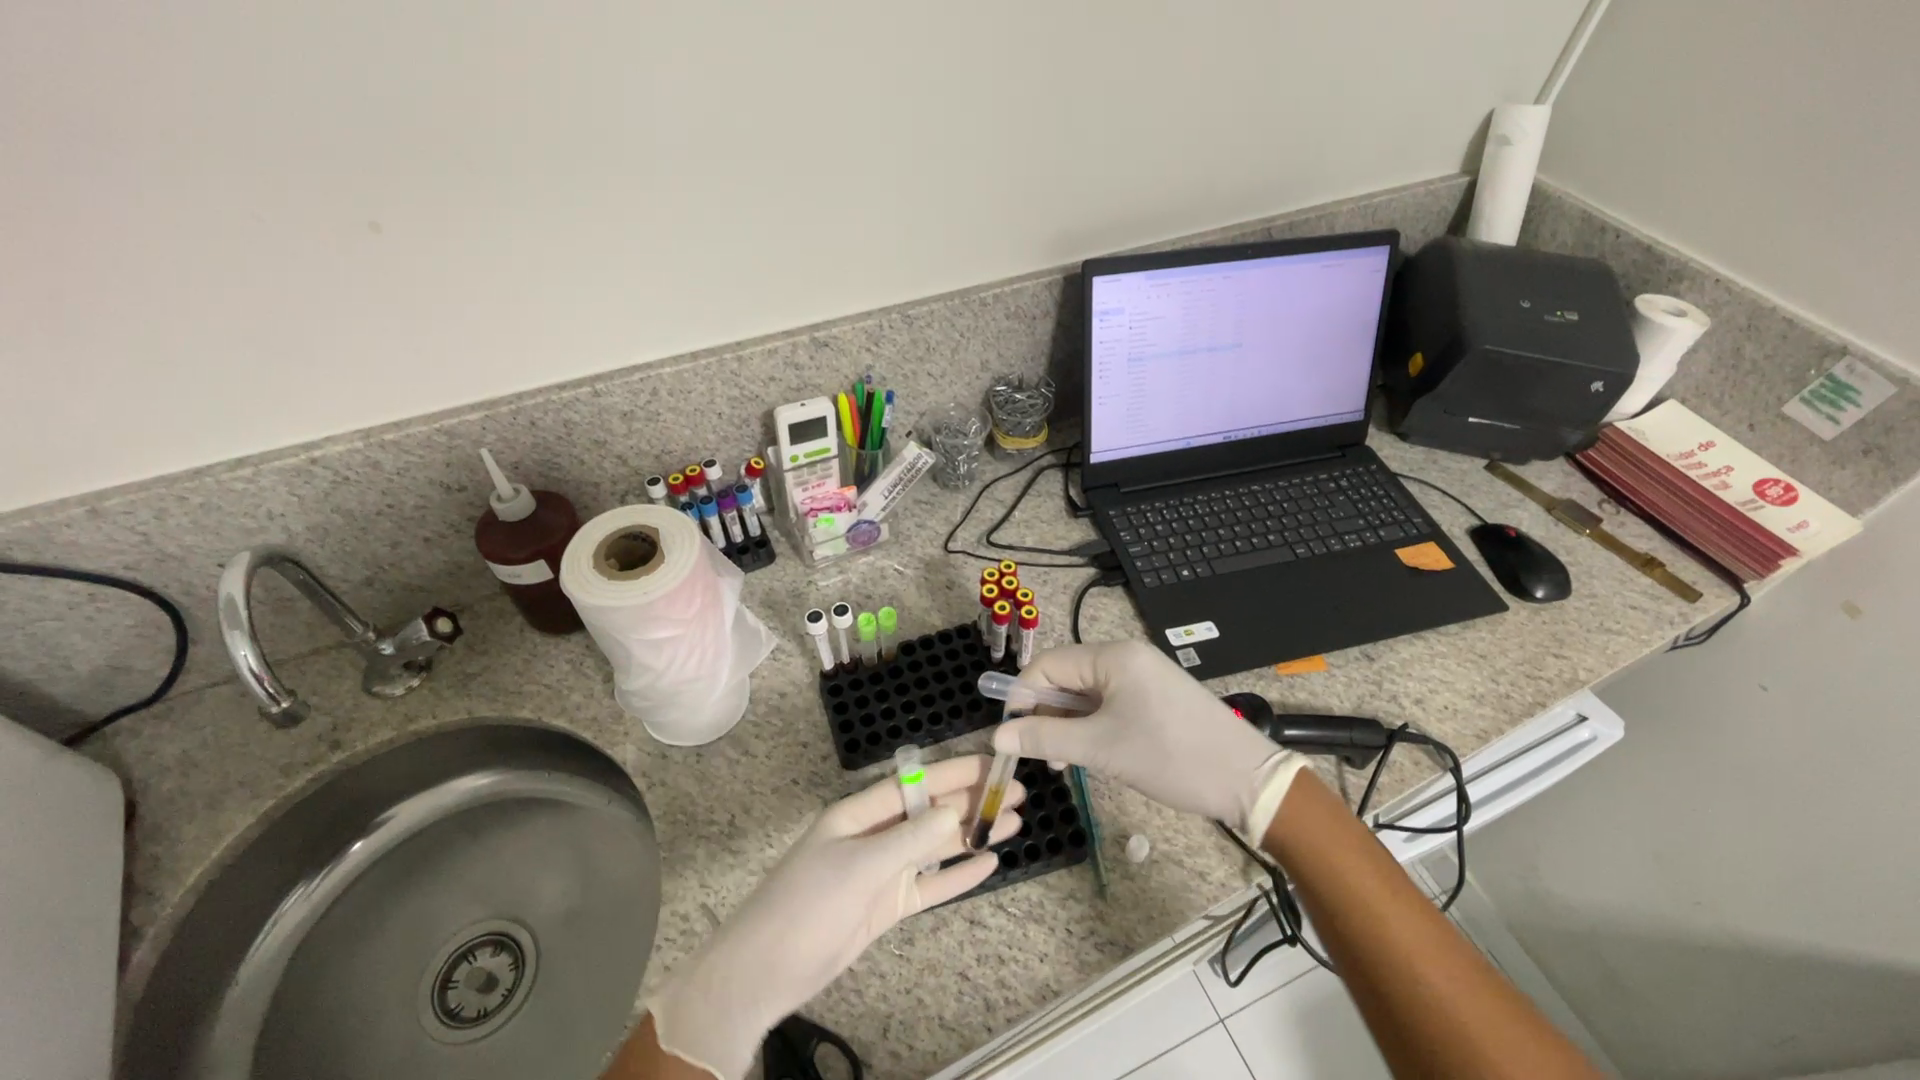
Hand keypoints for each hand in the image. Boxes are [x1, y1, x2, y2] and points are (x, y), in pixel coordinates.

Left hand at [645, 755, 1023, 1079]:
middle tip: (1017, 793)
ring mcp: (881, 872)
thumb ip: (909, 839)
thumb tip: (955, 810)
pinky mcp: (886, 906)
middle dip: (971, 801)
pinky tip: (990, 865)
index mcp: (859, 814)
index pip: (915, 785)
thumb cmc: (806, 905)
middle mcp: (874, 836)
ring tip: (1014, 822)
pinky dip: (957, 876)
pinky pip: (930, 886)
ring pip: (935, 848)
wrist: (766, 970)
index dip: (954, 773)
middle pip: (931, 813)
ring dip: (971, 836)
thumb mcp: (858, 866)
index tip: (992, 764)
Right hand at [992, 640, 1303, 838]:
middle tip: (1039, 754)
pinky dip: (1093, 727)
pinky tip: (1091, 755)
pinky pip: (1110, 705)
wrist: (1247, 780)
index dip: (1022, 698)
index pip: (1047, 665)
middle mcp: (1128, 658)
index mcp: (1114, 657)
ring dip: (1068, 725)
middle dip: (1045, 714)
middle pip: (1066, 677)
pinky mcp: (1157, 699)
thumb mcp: (1100, 749)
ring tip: (1064, 762)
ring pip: (1087, 695)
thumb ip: (1045, 738)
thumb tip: (997, 737)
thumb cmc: (1171, 757)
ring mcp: (1145, 677)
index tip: (1012, 736)